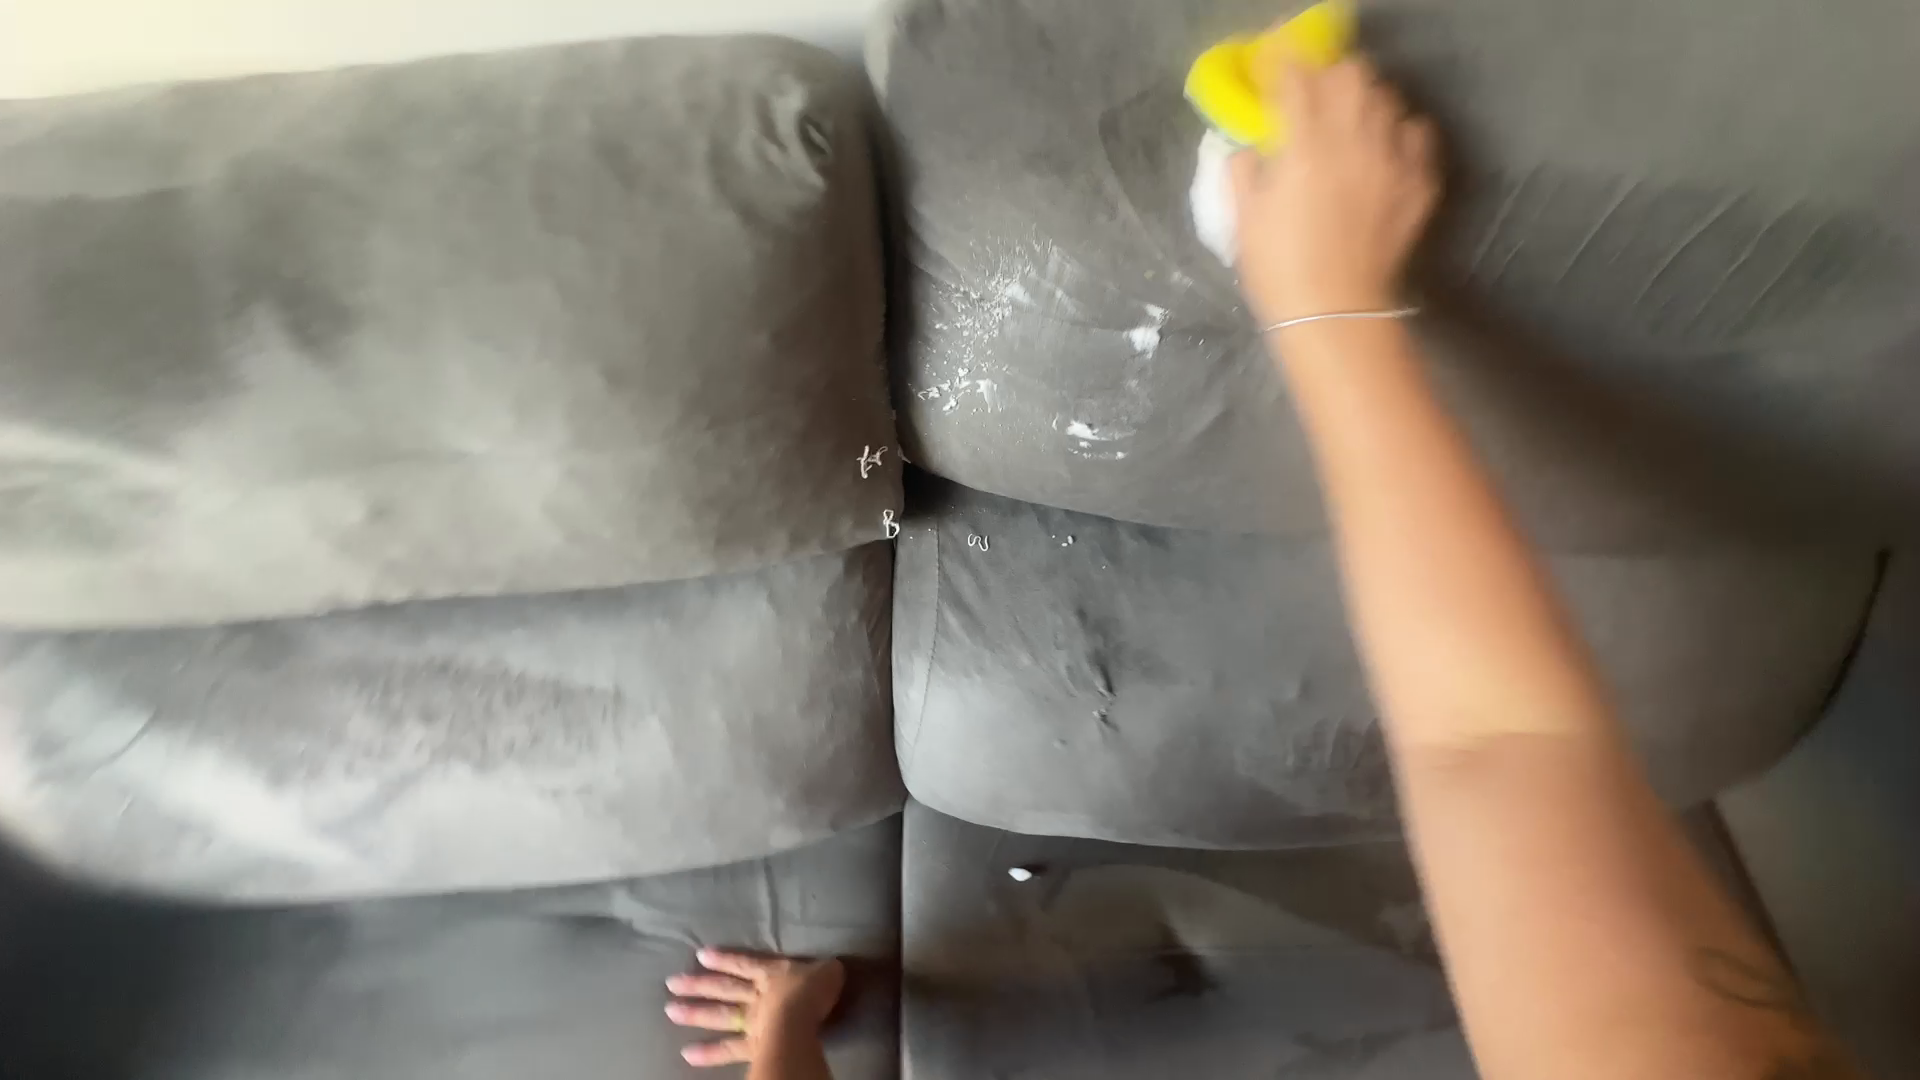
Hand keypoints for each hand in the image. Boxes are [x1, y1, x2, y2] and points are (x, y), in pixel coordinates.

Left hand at [666, 949, 845, 1067]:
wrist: (802, 1019)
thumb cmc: (814, 990)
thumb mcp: (827, 970)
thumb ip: (823, 968)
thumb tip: (829, 966)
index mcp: (772, 972)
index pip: (744, 962)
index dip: (724, 958)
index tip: (700, 955)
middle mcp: (756, 994)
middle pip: (723, 987)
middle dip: (698, 984)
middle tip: (671, 982)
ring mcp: (751, 1020)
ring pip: (719, 1015)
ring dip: (694, 1012)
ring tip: (670, 1010)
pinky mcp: (751, 1045)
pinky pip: (726, 1050)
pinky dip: (707, 1053)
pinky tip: (687, 1054)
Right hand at [1230, 55, 1440, 326]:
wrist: (1333, 313)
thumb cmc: (1278, 271)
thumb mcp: (1242, 223)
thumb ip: (1242, 174)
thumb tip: (1248, 149)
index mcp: (1305, 146)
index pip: (1297, 80)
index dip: (1283, 63)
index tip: (1273, 61)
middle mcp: (1355, 139)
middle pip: (1351, 76)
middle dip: (1329, 77)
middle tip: (1314, 96)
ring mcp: (1393, 158)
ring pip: (1388, 99)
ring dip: (1364, 102)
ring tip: (1349, 123)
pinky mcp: (1419, 182)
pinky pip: (1417, 134)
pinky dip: (1399, 134)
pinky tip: (1383, 152)